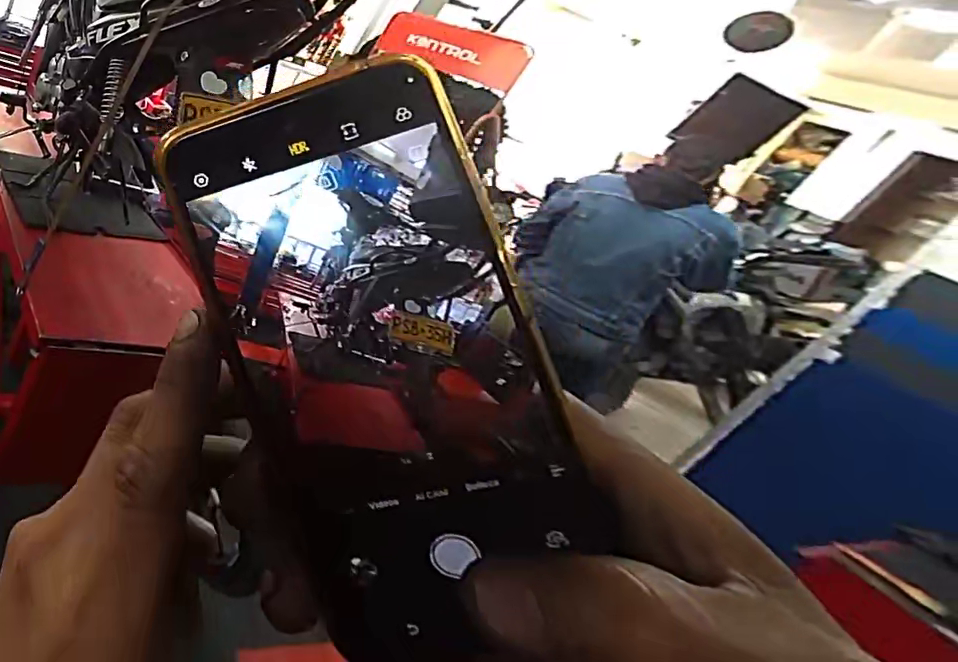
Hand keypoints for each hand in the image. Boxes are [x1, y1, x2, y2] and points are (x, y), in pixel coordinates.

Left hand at [0, 309, 219, 661]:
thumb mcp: (172, 656)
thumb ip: (187, 583)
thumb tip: (200, 534)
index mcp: (105, 572)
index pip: (148, 448)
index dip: (181, 379)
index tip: (201, 317)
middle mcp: (58, 533)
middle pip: (129, 437)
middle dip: (190, 416)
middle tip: (247, 429)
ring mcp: (34, 536)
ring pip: (114, 464)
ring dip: (170, 470)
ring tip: (218, 519)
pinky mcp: (25, 549)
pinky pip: (90, 500)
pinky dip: (135, 505)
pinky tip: (165, 556)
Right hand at [225, 397, 871, 661]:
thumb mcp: (745, 650)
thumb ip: (630, 607)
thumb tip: (485, 590)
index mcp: (588, 477)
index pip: (487, 397)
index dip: (400, 373)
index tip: (314, 381)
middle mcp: (523, 511)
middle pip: (406, 459)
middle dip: (320, 462)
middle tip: (261, 489)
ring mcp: (495, 576)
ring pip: (384, 530)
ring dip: (313, 533)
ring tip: (271, 568)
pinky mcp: (474, 636)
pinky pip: (396, 606)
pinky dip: (340, 600)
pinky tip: (297, 606)